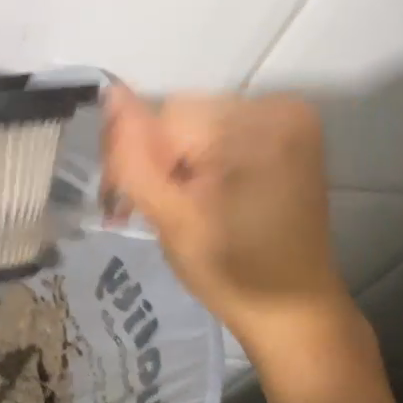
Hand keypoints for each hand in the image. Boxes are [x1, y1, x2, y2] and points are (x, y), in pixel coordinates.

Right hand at [100, 84, 355, 356]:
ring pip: (197, 128)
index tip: (126, 207)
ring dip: (176, 165)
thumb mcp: (171, 217)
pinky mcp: (288, 140)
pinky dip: (202, 165)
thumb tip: (110, 92)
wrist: (292, 310)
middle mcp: (279, 109)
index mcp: (257, 126)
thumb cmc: (231, 272)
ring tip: (172, 211)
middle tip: (143, 212)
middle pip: (182, 118)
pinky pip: (222, 137)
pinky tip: (200, 200)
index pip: (164, 118)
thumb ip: (134, 157)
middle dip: (157, 162)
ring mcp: (288, 123)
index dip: (137, 159)